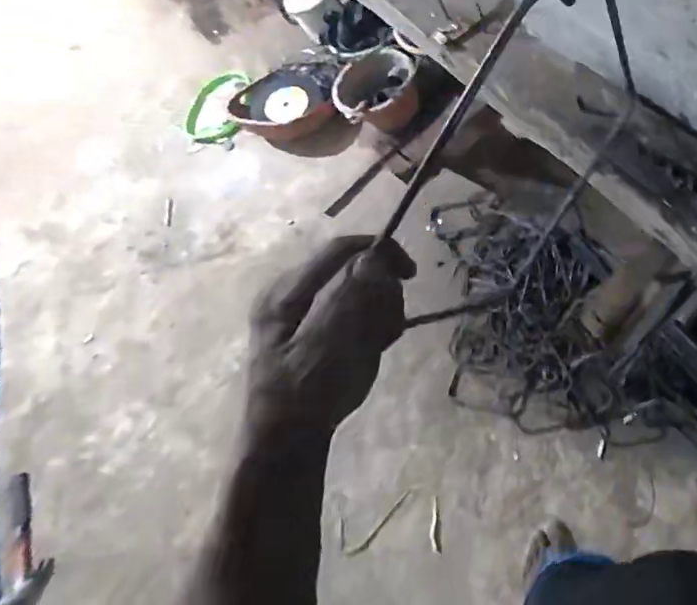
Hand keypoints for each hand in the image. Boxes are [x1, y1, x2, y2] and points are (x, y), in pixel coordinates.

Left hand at [246, 235, 414, 437]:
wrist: (286, 446)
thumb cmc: (304, 398)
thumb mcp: (326, 348)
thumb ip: (349, 299)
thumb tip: (374, 256)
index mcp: (286, 291)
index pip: (340, 250)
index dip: (380, 252)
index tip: (411, 274)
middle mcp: (292, 291)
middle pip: (353, 268)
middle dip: (380, 292)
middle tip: (390, 327)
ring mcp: (302, 307)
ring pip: (359, 287)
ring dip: (379, 310)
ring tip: (378, 343)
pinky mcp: (315, 323)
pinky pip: (355, 307)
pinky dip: (372, 322)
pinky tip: (373, 345)